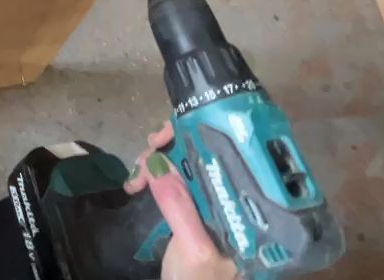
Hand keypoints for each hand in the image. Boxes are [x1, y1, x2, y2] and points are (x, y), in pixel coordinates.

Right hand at [125, 123, 241, 279]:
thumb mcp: (193, 252)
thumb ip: (180, 209)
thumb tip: (158, 162)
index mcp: (246, 210)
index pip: (230, 159)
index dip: (201, 137)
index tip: (170, 132)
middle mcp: (233, 202)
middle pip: (206, 156)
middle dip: (173, 145)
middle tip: (149, 146)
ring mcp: (212, 207)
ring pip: (185, 165)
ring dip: (158, 160)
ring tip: (137, 173)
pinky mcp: (192, 213)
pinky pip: (173, 181)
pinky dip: (153, 174)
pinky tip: (138, 181)